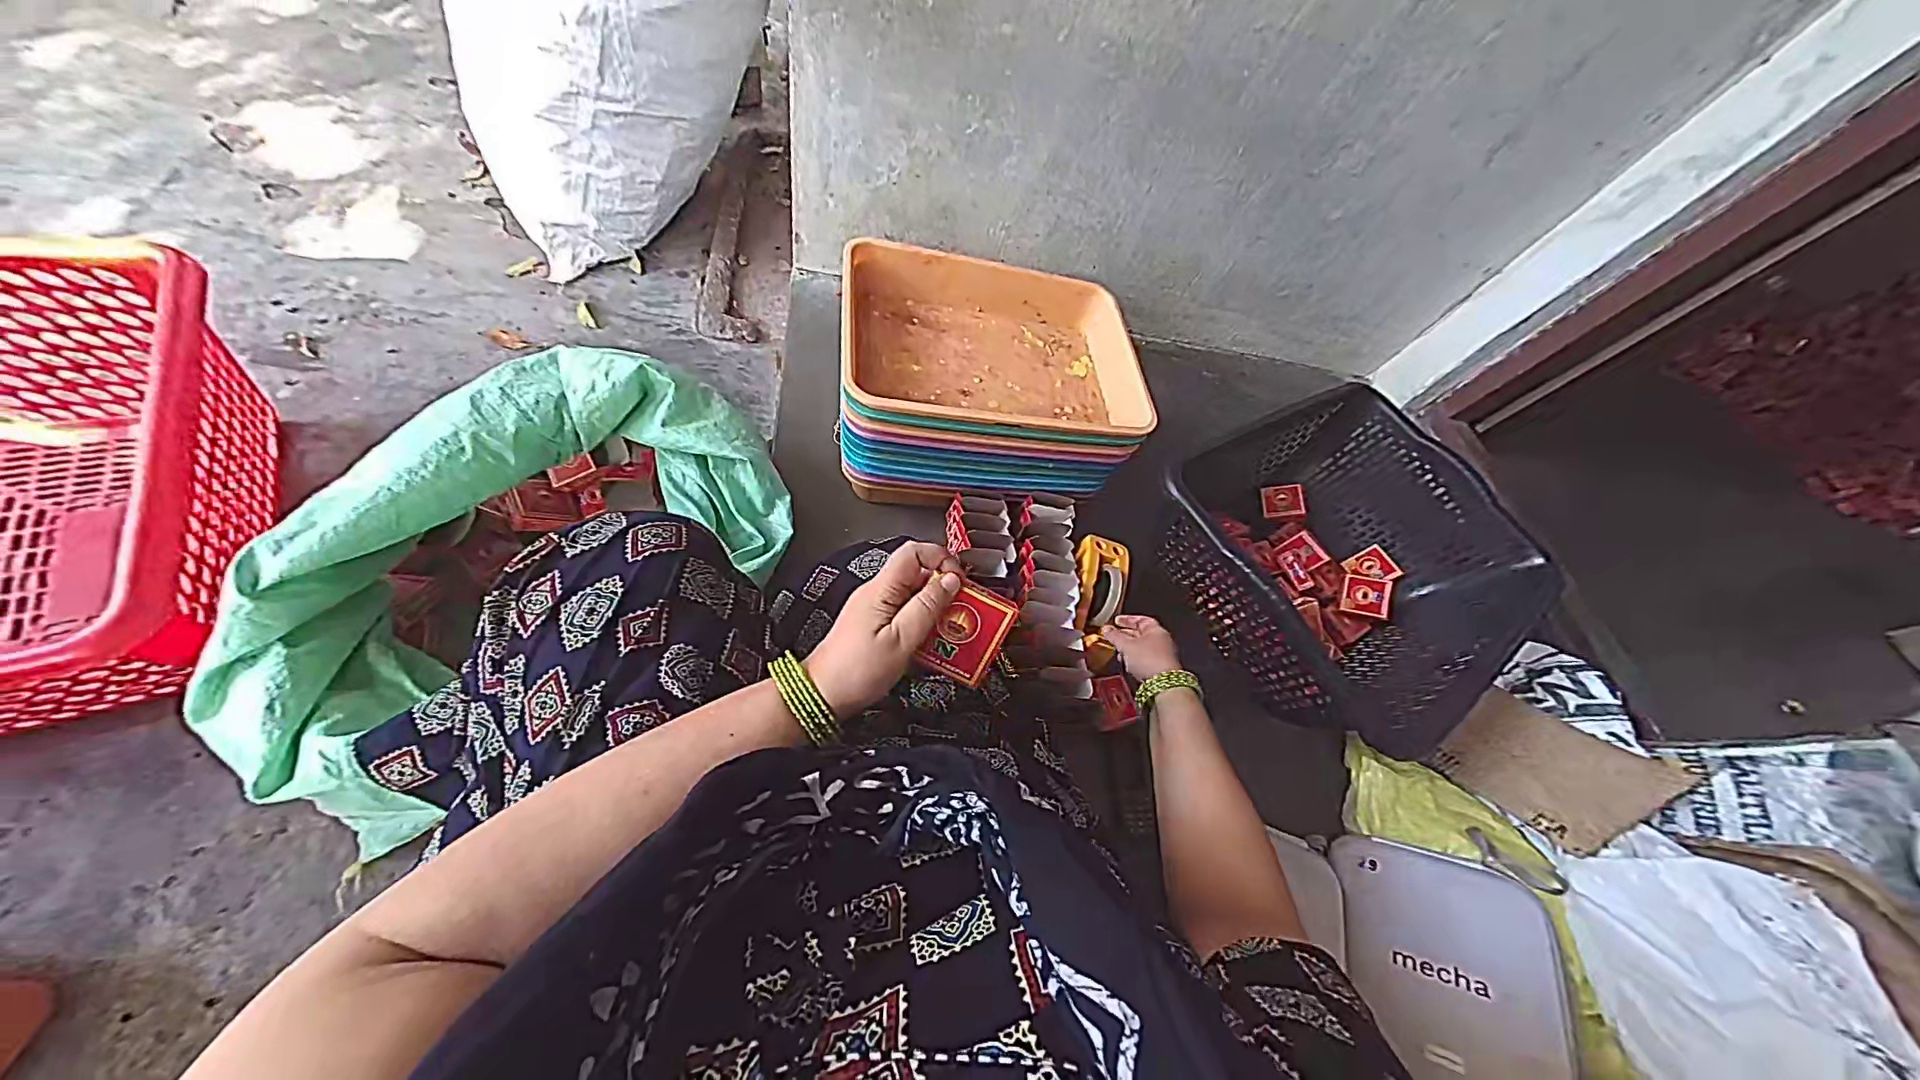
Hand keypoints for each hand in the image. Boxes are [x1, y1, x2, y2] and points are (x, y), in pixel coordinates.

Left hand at [804, 543, 963, 715]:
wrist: (823, 694)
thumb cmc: (854, 671)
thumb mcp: (902, 640)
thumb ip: (928, 607)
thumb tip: (950, 581)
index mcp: (881, 589)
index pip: (915, 551)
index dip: (942, 559)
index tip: (958, 582)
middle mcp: (877, 593)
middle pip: (918, 573)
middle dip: (944, 589)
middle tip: (959, 610)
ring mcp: (876, 608)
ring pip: (915, 595)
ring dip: (935, 609)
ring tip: (947, 630)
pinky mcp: (876, 624)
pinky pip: (906, 613)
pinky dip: (923, 623)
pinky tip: (930, 642)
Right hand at [1103, 614, 1181, 680]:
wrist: (1162, 683)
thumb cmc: (1151, 661)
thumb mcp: (1126, 645)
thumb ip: (1115, 636)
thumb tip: (1107, 629)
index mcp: (1156, 630)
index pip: (1140, 620)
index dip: (1127, 619)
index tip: (1117, 621)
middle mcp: (1162, 641)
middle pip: (1141, 634)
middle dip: (1126, 635)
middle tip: (1114, 636)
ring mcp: (1162, 655)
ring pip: (1142, 648)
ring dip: (1129, 649)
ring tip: (1119, 652)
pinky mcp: (1159, 669)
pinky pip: (1145, 661)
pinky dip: (1135, 661)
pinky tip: (1128, 665)